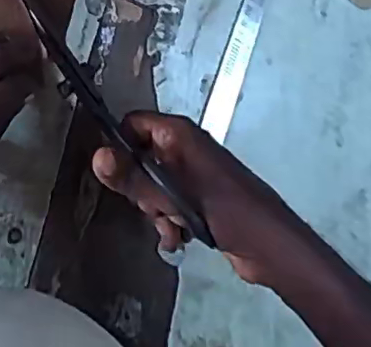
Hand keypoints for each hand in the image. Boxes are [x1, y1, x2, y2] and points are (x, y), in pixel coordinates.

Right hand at [92, 111, 306, 288]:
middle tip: (154, 206)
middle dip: (142, 188)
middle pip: (139, 157)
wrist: (272, 247)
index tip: (117, 174)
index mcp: (178, 132)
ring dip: (155, 209)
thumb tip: (98, 157)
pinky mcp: (199, 197)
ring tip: (171, 227)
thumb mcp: (173, 195)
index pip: (132, 124)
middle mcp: (183, 146)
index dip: (120, 147)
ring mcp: (192, 172)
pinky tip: (178, 237)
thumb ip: (133, 177)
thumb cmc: (227, 209)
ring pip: (153, 184)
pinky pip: (169, 202)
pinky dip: (169, 220)